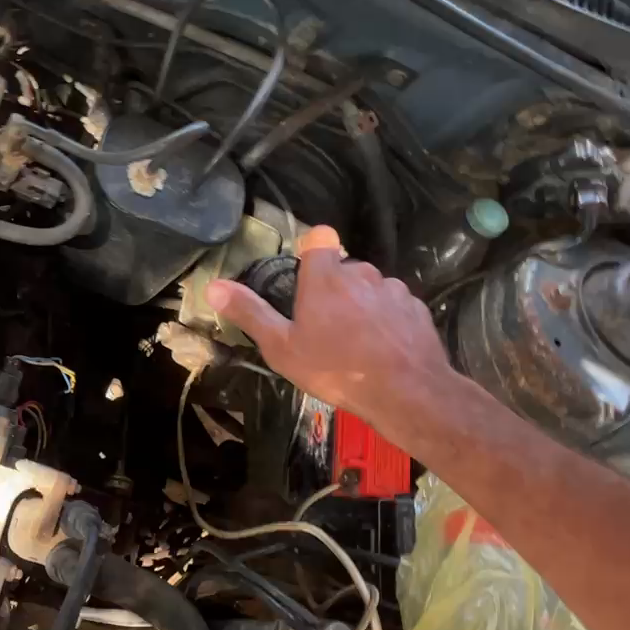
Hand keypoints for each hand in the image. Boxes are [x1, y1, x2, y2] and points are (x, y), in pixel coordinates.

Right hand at [206, 226, 456, 433]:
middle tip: (324, 328)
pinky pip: (394, 307)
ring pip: (370, 289)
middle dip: (334, 290)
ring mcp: (393, 289)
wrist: (405, 392)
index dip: (312, 252)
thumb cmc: (335, 368)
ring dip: (361, 306)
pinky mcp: (416, 308)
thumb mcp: (281, 347)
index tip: (305, 279)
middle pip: (343, 269)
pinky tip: (382, 350)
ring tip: (356, 344)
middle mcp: (361, 272)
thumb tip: (213, 286)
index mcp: (325, 277)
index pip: (320, 237)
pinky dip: (386, 321)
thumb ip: (250, 312)